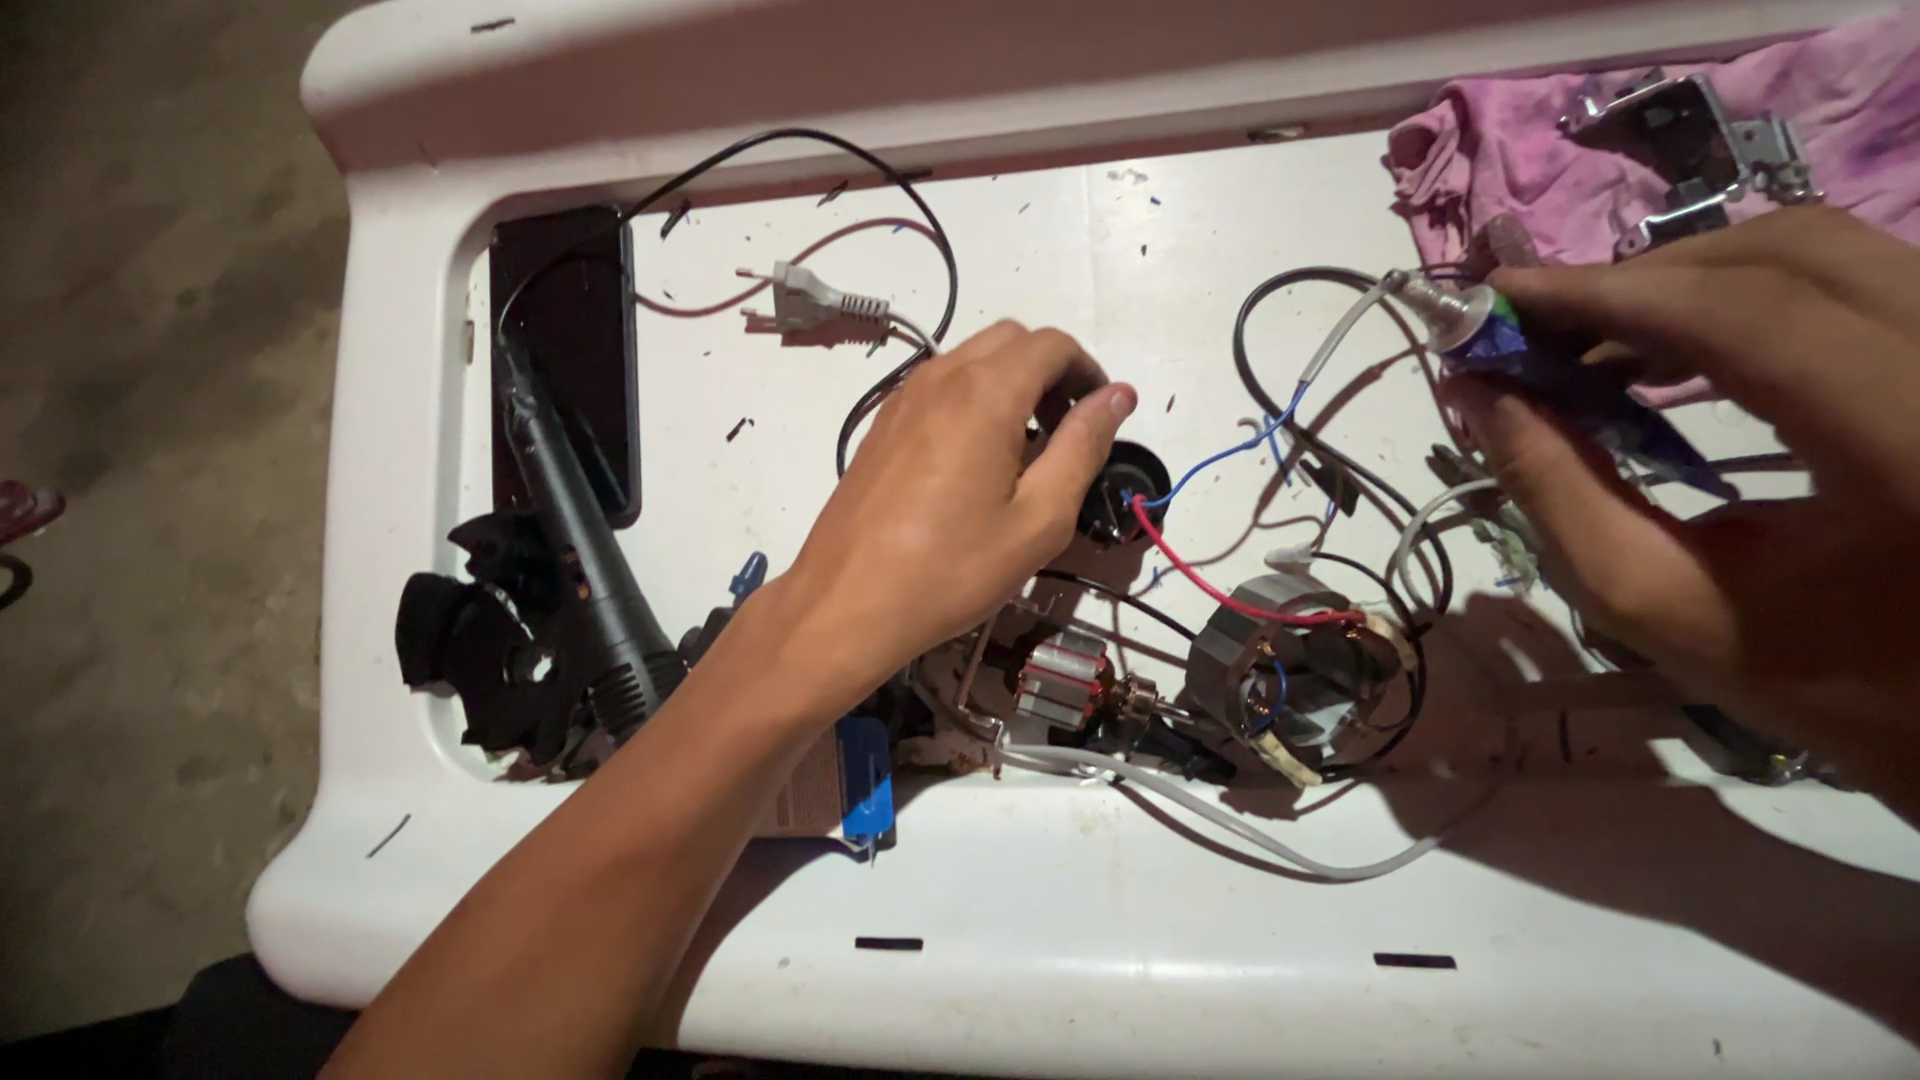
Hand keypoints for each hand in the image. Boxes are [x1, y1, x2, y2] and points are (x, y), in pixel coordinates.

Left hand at [764, 320, 1135, 699]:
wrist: (847, 602)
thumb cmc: (951, 569)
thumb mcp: (1038, 519)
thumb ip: (1083, 447)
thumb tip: (1118, 396)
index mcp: (984, 394)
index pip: (1051, 345)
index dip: (1088, 372)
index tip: (1100, 418)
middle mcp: (940, 378)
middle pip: (1011, 341)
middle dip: (1051, 372)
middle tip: (1066, 433)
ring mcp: (903, 398)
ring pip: (973, 359)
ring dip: (1012, 384)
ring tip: (1025, 452)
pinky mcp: (883, 424)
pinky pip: (941, 386)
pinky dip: (974, 399)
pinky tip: (977, 461)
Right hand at [1449, 207, 1919, 807]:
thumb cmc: (1820, 677)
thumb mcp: (1653, 600)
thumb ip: (1555, 491)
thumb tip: (1478, 391)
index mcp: (1918, 451)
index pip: (1752, 317)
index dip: (1610, 294)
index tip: (1500, 301)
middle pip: (1792, 255)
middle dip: (1636, 279)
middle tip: (1533, 329)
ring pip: (1824, 251)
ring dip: (1680, 284)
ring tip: (1585, 342)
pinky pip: (1849, 279)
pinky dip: (1732, 297)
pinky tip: (1663, 348)